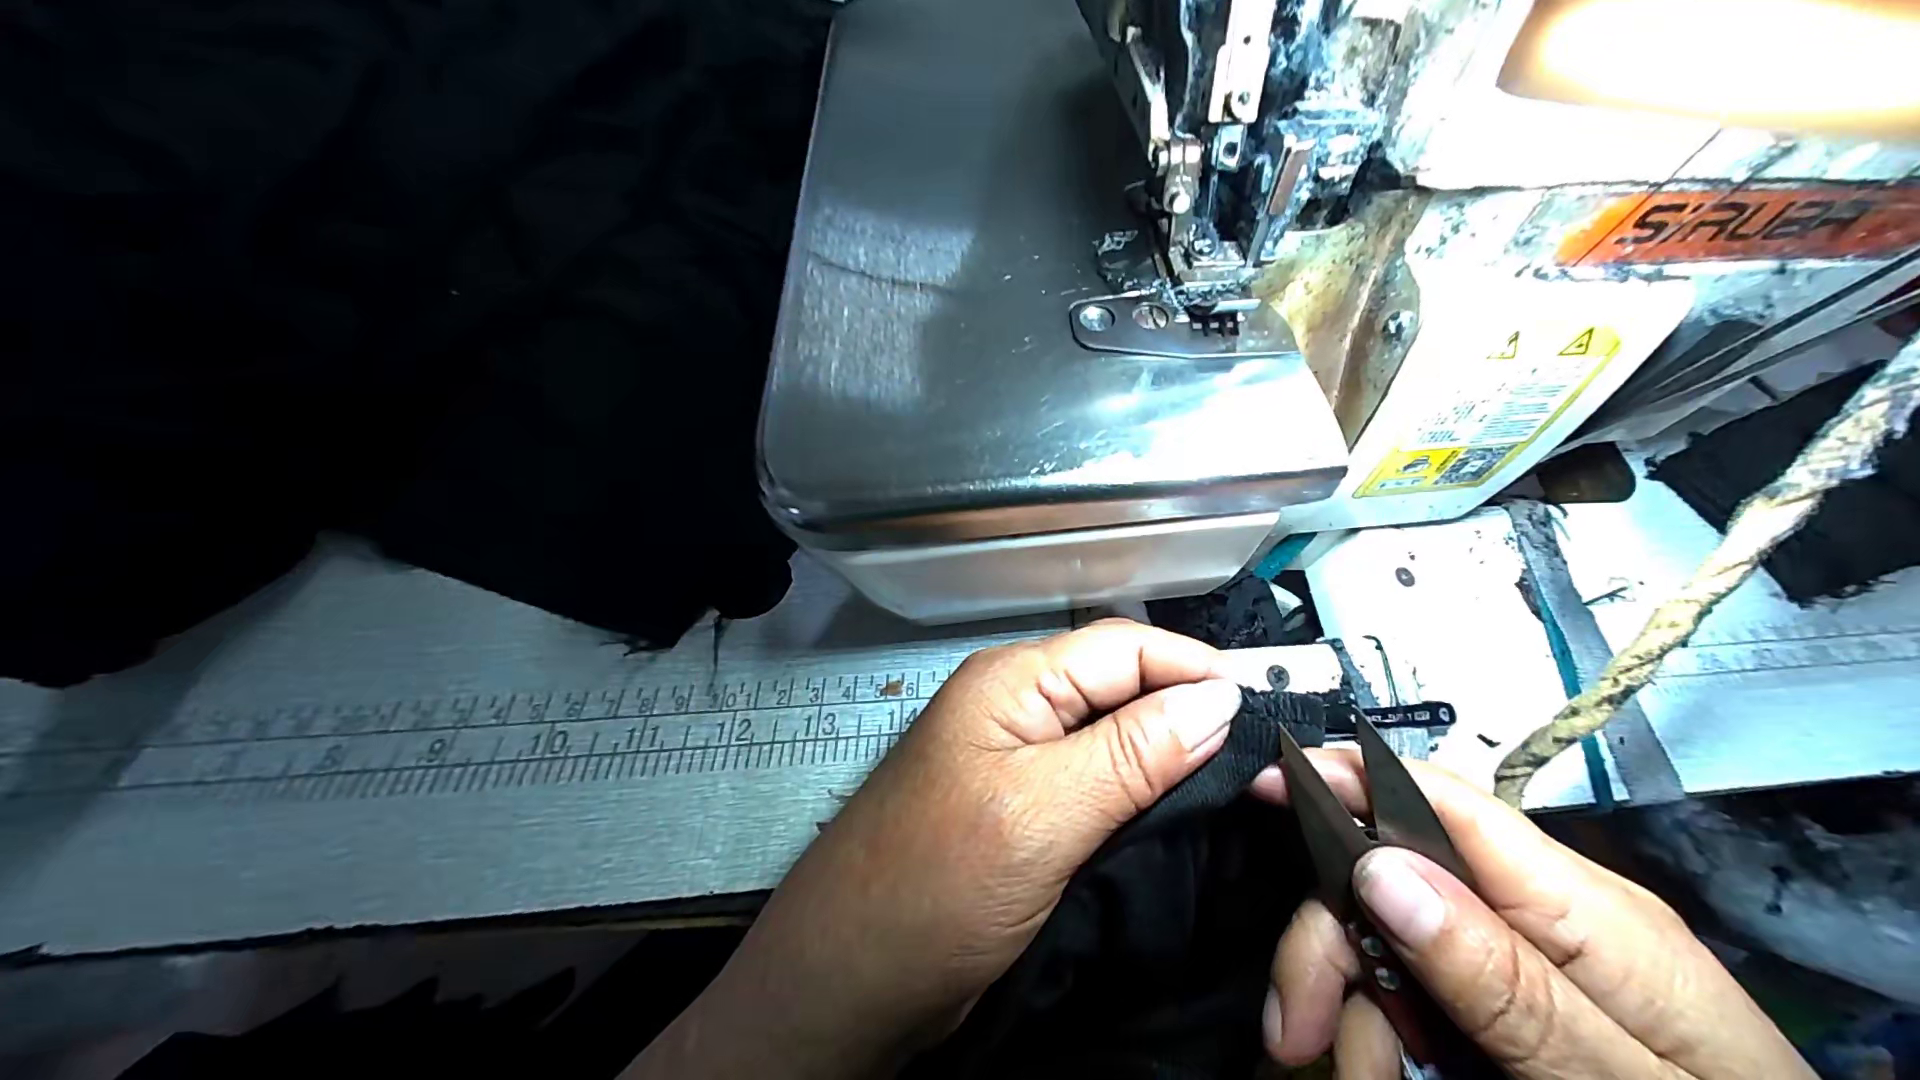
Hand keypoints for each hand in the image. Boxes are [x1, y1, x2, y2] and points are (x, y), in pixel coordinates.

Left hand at [628, 620, 1244, 1078]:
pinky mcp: (1026, 806)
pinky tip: (1183, 811)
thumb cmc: (932, 885)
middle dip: (1189, 708)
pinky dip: (1143, 789)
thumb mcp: (1038, 812)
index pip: (1122, 648)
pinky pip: (1099, 780)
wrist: (852, 978)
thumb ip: (1129, 753)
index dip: (1194, 669)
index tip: (1266, 710)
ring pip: (1114, 734)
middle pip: (1120, 685)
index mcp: (1012, 682)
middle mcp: (1017, 706)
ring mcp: (1021, 758)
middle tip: (1264, 754)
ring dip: (1171, 751)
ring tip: (1240, 782)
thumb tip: (1216, 699)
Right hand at [1257, 748, 1814, 1079]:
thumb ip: (1508, 979)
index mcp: (1584, 910)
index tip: (1270, 783)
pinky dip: (1379, 1023)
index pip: (1441, 798)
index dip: (1347, 776)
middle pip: (1388, 878)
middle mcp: (1540, 912)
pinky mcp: (1503, 995)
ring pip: (1382, 932)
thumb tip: (1380, 865)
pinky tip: (1383, 1063)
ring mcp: (1518, 955)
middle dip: (1326, 938)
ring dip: (1345, 995)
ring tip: (1345, 1067)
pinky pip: (1410, 981)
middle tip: (1294, 1028)